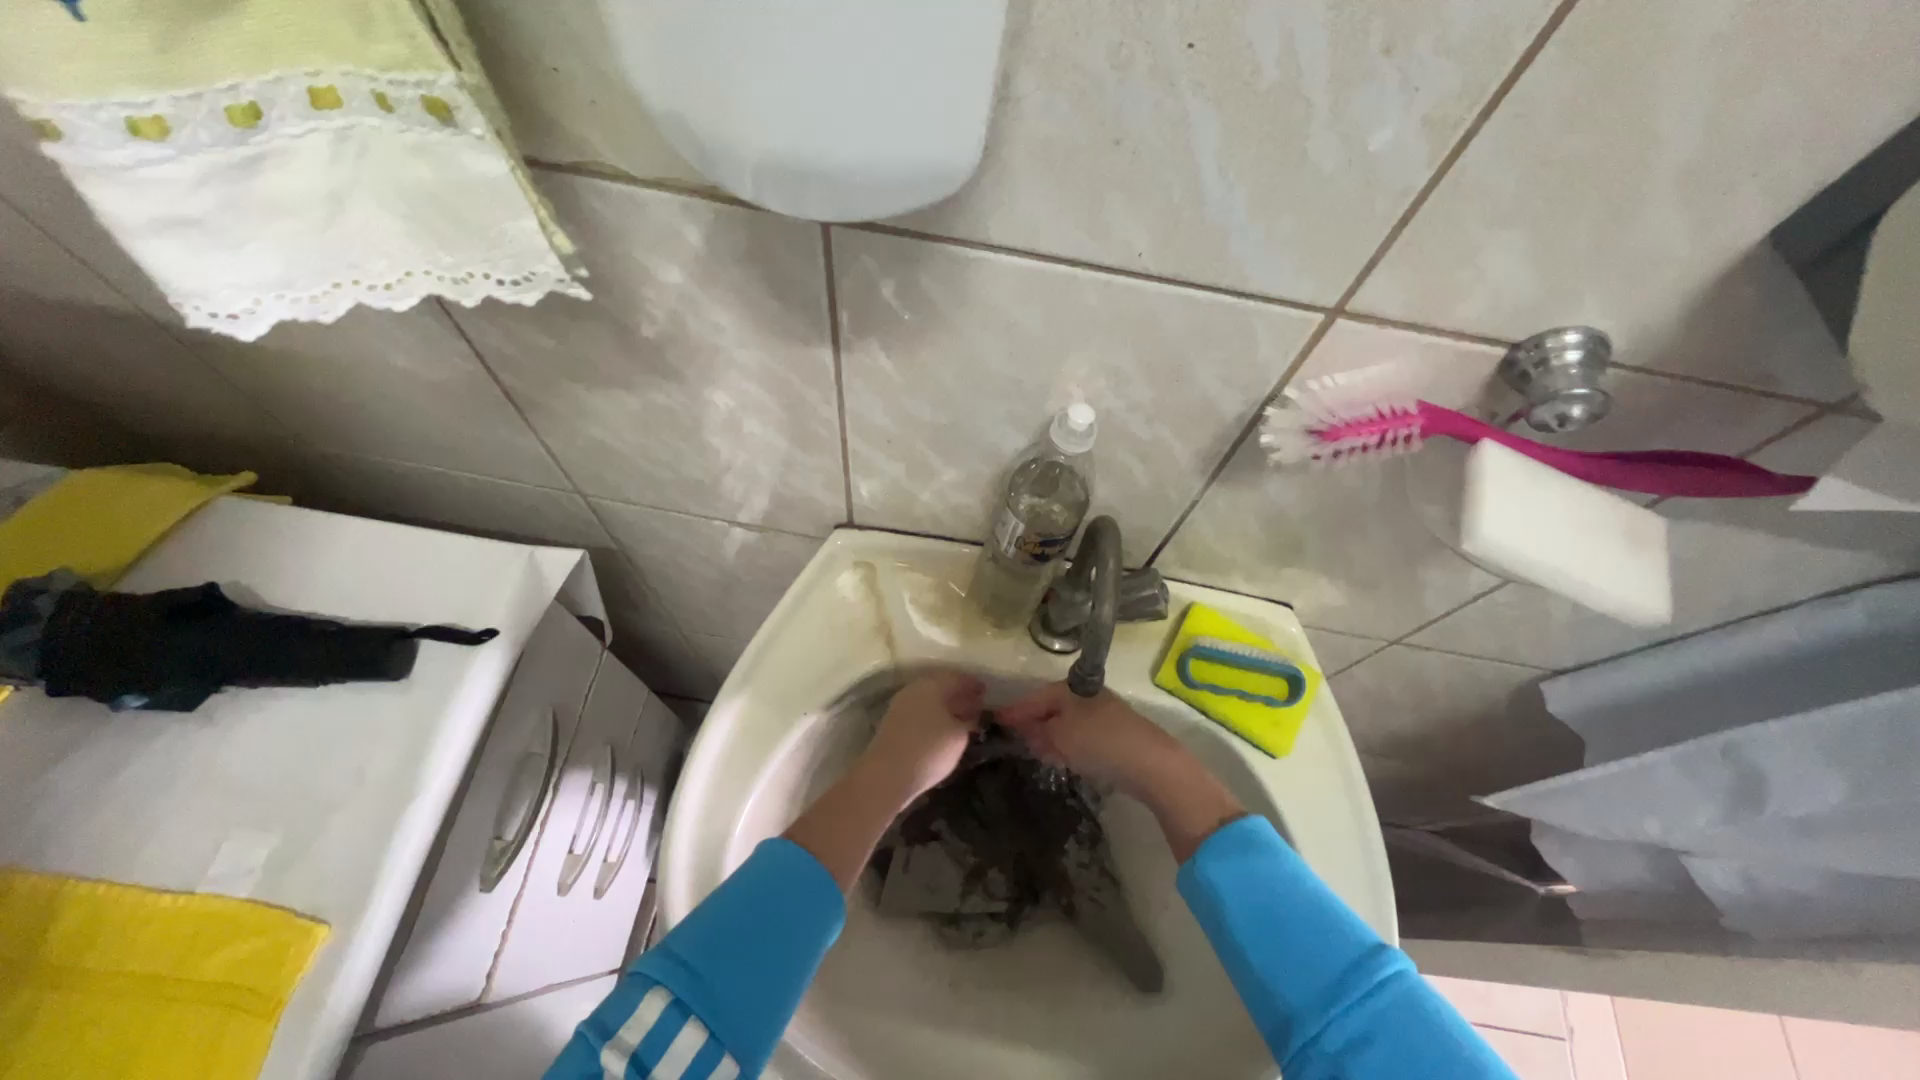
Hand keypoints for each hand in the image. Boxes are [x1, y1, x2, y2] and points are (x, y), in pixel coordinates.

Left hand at [857, 670, 985, 808]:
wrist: (887, 775)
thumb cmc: (929, 749)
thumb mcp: (959, 735)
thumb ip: (968, 721)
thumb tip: (971, 714)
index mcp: (931, 685)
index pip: (956, 678)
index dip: (972, 684)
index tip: (986, 691)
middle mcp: (913, 690)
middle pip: (940, 687)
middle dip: (958, 694)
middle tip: (976, 704)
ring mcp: (900, 707)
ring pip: (929, 700)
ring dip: (945, 707)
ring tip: (963, 719)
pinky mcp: (893, 725)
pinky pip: (920, 713)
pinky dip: (934, 717)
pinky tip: (943, 730)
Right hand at [993, 682, 1179, 798]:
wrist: (1149, 761)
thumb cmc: (1097, 742)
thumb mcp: (1058, 738)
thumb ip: (1038, 735)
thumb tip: (1026, 732)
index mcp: (1069, 690)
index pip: (1034, 699)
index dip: (1014, 712)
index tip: (995, 720)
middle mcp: (1085, 696)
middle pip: (1051, 708)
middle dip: (1033, 722)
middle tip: (1014, 736)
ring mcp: (1102, 714)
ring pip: (1067, 722)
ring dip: (1051, 735)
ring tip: (1035, 750)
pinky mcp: (1115, 733)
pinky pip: (1082, 735)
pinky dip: (1068, 743)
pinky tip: (1063, 756)